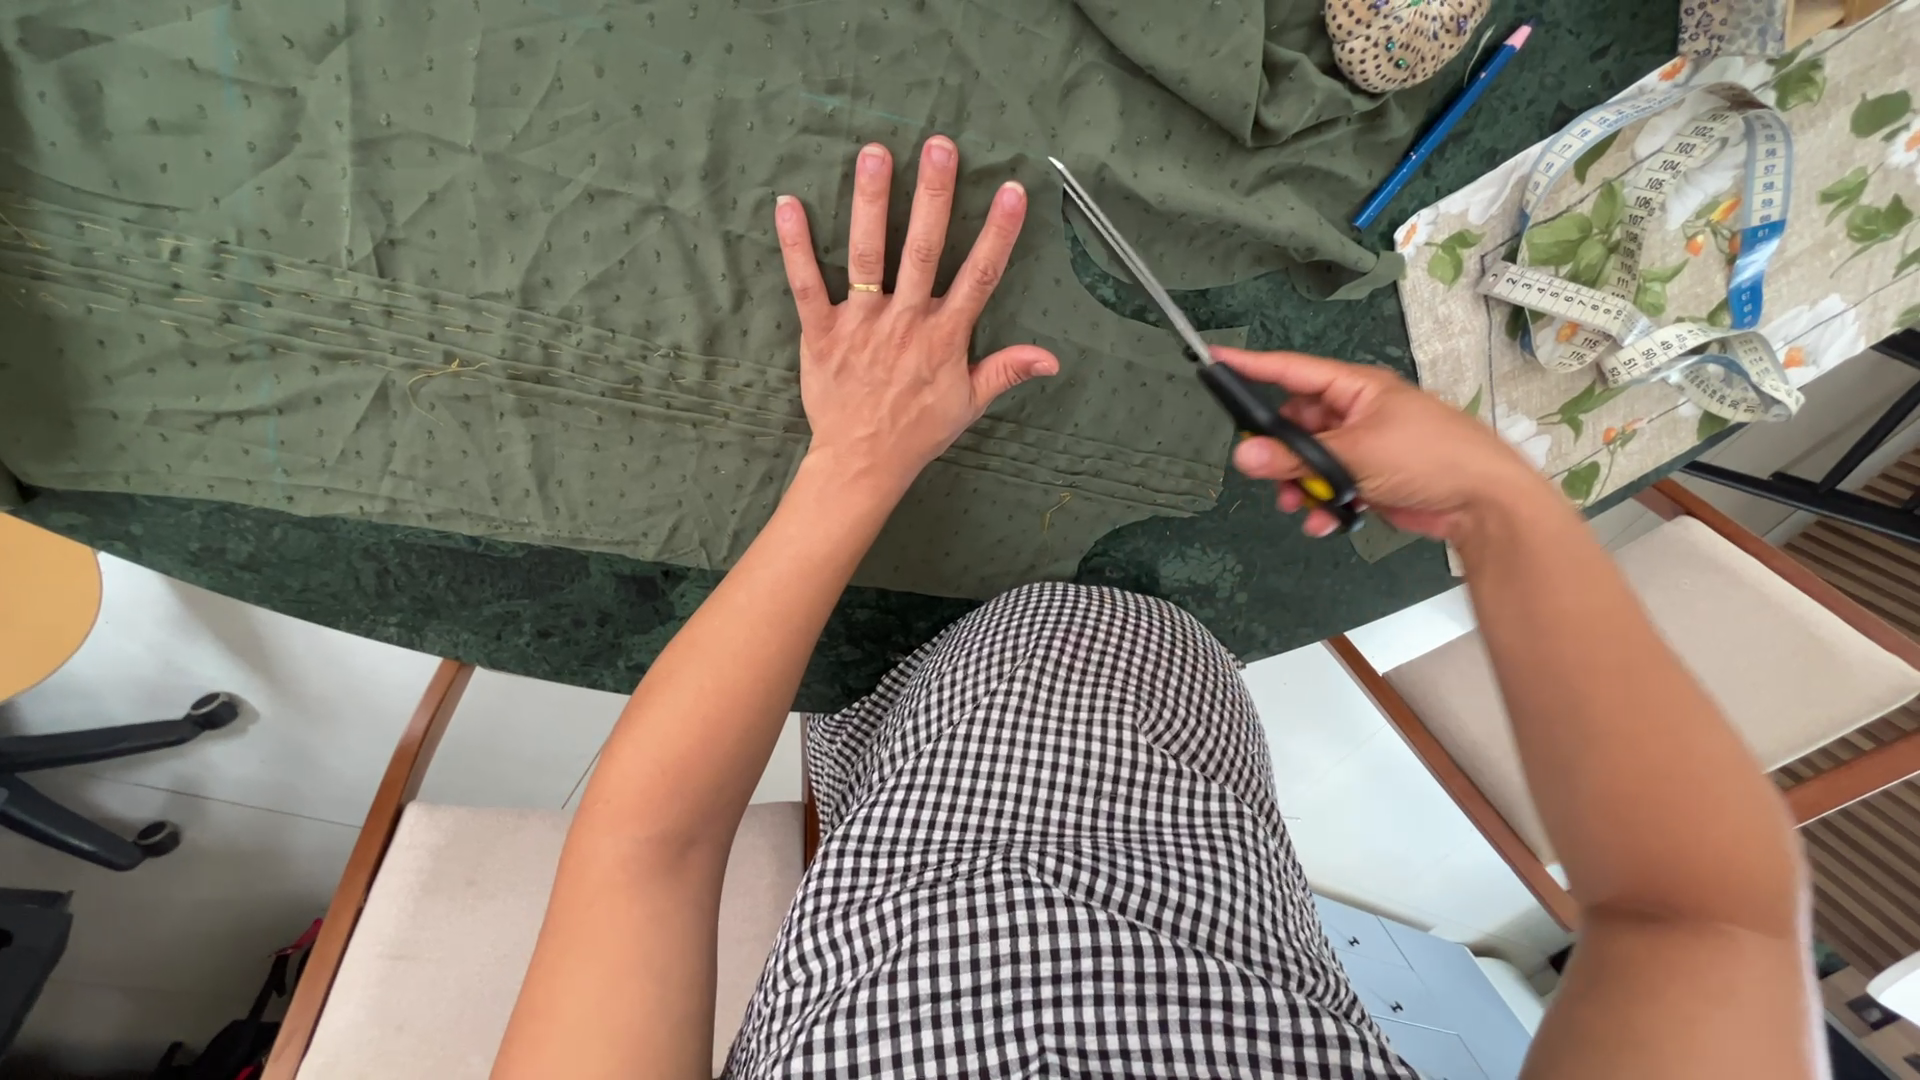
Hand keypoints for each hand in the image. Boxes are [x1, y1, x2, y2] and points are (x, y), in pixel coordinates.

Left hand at [774, 137, 1058, 497]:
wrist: (863, 462)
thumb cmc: (918, 432)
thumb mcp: (969, 404)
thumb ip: (1006, 371)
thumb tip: (1052, 358)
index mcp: (945, 337)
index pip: (979, 276)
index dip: (998, 233)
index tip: (1013, 191)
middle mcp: (905, 322)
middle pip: (923, 251)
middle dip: (934, 197)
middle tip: (939, 146)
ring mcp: (861, 326)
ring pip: (867, 257)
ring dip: (872, 205)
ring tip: (875, 154)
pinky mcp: (821, 333)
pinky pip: (806, 284)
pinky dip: (795, 246)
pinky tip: (788, 204)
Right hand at [1217, 347, 1549, 539]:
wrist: (1483, 502)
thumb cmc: (1427, 456)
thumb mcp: (1354, 453)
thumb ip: (1295, 457)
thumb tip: (1243, 455)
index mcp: (1354, 389)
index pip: (1290, 371)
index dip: (1252, 365)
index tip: (1215, 358)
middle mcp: (1353, 413)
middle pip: (1294, 426)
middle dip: (1279, 453)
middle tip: (1266, 471)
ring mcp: (1359, 447)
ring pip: (1306, 461)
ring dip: (1297, 485)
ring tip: (1298, 505)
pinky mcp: (1366, 478)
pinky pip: (1326, 487)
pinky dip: (1319, 505)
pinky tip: (1322, 521)